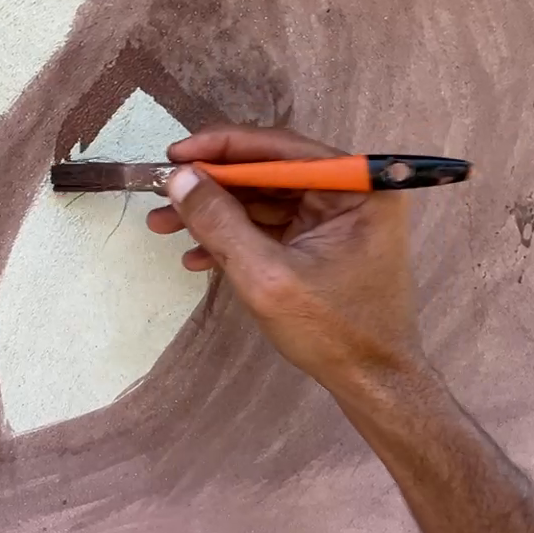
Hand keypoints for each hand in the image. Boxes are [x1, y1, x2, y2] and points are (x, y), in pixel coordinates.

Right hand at [146, 124, 433, 394]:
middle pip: (265, 173)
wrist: (372, 383)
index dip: (221, 149)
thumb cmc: (332, 331)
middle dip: (210, 186)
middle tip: (161, 193)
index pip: (279, 148)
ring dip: (212, 214)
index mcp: (355, 188)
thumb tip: (178, 178)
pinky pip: (267, 228)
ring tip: (162, 225)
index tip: (174, 154)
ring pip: (260, 201)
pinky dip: (232, 239)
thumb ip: (220, 223)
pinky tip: (195, 257)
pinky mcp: (317, 244)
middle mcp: (348, 193)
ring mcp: (332, 220)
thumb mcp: (266, 276)